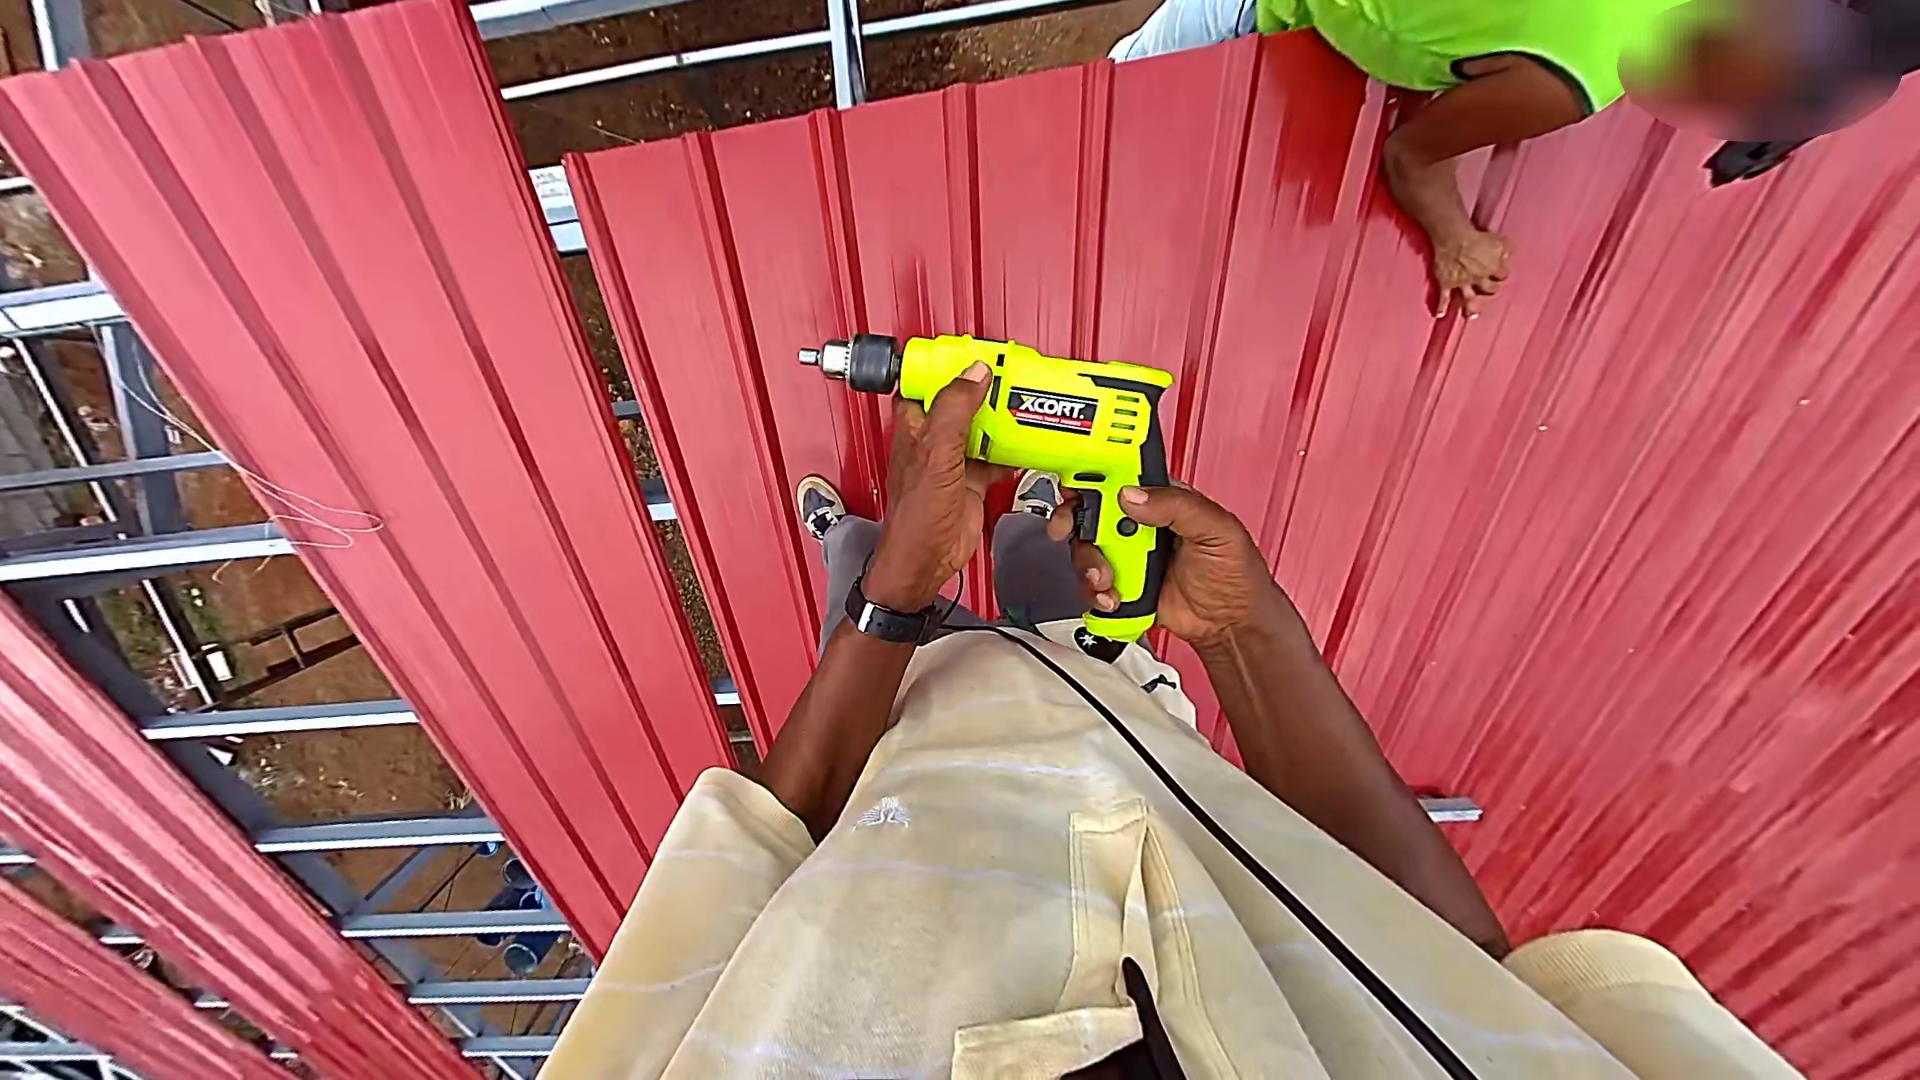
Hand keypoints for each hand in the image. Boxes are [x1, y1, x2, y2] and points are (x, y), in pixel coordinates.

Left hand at [865, 362, 1010, 611]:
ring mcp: (955, 460)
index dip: (949, 365)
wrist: (926, 561)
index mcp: (915, 427)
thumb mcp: (935, 457)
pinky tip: (1026, 444)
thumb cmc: (914, 518)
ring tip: (1024, 406)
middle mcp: (934, 440)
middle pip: (962, 402)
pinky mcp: (973, 480)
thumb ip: (954, 412)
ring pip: (982, 428)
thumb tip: (974, 374)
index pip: (927, 382)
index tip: (975, 352)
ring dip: (1001, 420)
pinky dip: (1011, 451)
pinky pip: (996, 456)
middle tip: (1012, 378)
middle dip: (986, 391)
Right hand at [1047, 483, 1278, 647]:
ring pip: (1085, 548)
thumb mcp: (1216, 529)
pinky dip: (1094, 591)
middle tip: (1071, 530)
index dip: (1091, 475)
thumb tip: (1132, 496)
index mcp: (1161, 500)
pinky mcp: (1119, 583)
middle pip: (1089, 511)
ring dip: (1089, 564)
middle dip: (1074, 521)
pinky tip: (1115, 596)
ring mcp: (1125, 555)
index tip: (1076, 485)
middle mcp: (1138, 524)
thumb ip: (1177, 506)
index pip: (1120, 477)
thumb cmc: (1236, 573)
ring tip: (1109, 579)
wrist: (1230, 623)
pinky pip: (1090, 582)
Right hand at [1431, 229, 1509, 317]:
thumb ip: (1505, 251)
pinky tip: (1440, 315)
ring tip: (1471, 316)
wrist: (1454, 240)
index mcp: (1494, 268)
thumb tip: (1507, 258)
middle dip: (1490, 291)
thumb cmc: (1478, 238)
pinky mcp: (1446, 284)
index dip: (1502, 275)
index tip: (1500, 274)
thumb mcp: (1499, 241)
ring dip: (1471, 308)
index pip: (1502, 275)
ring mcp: (1462, 283)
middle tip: (1489, 294)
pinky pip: (1444, 298)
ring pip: (1469, 298)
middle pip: (1488, 289)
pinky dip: (1442, 307)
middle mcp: (1479, 279)